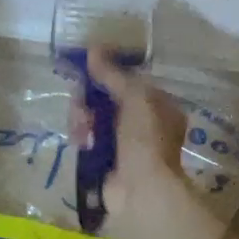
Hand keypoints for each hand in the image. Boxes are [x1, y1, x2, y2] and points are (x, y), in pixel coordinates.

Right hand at [72, 46, 190, 223]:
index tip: (85, 68)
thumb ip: (113, 74)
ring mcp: (125, 143)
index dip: (106, 73)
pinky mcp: (106, 160)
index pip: (128, 81)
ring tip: (80, 127)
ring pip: (94, 118)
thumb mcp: (134, 96)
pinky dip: (82, 137)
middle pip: (107, 99)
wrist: (141, 189)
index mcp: (159, 105)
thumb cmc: (146, 139)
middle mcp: (144, 123)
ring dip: (82, 118)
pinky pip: (88, 139)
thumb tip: (93, 48)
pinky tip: (80, 141)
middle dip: (89, 98)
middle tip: (80, 103)